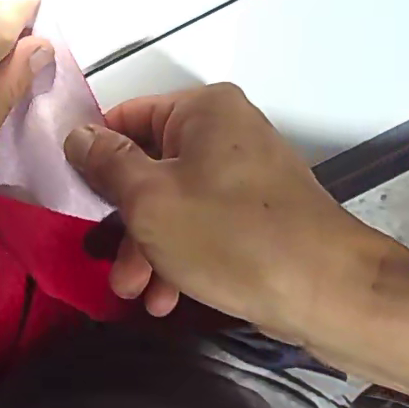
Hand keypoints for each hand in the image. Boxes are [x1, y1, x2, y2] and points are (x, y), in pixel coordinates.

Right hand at [62, 84, 408, 344]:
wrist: (332, 295)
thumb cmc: (231, 236)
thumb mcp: (148, 199)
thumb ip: (105, 162)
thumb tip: (77, 136)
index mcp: (201, 111)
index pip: (124, 119)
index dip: (94, 159)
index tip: (76, 200)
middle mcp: (224, 132)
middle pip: (147, 167)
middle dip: (124, 221)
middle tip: (108, 261)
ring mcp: (243, 173)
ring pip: (171, 201)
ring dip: (146, 247)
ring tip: (136, 292)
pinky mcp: (256, 212)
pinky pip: (201, 222)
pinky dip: (178, 253)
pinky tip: (166, 296)